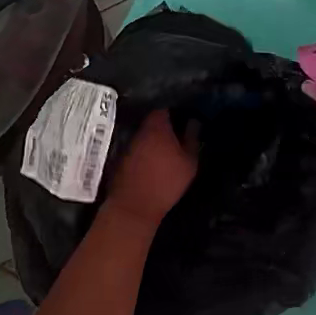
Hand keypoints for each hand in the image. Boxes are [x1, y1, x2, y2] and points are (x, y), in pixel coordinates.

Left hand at [105, 109, 197, 229]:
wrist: (135, 206)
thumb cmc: (167, 182)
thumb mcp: (189, 163)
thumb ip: (192, 139)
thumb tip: (194, 122)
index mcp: (158, 128)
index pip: (164, 108)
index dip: (174, 111)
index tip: (183, 117)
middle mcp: (141, 131)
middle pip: (152, 120)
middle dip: (164, 123)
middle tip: (176, 132)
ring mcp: (129, 144)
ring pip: (144, 133)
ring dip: (153, 136)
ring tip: (165, 146)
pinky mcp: (122, 157)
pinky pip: (136, 146)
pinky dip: (144, 148)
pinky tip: (152, 158)